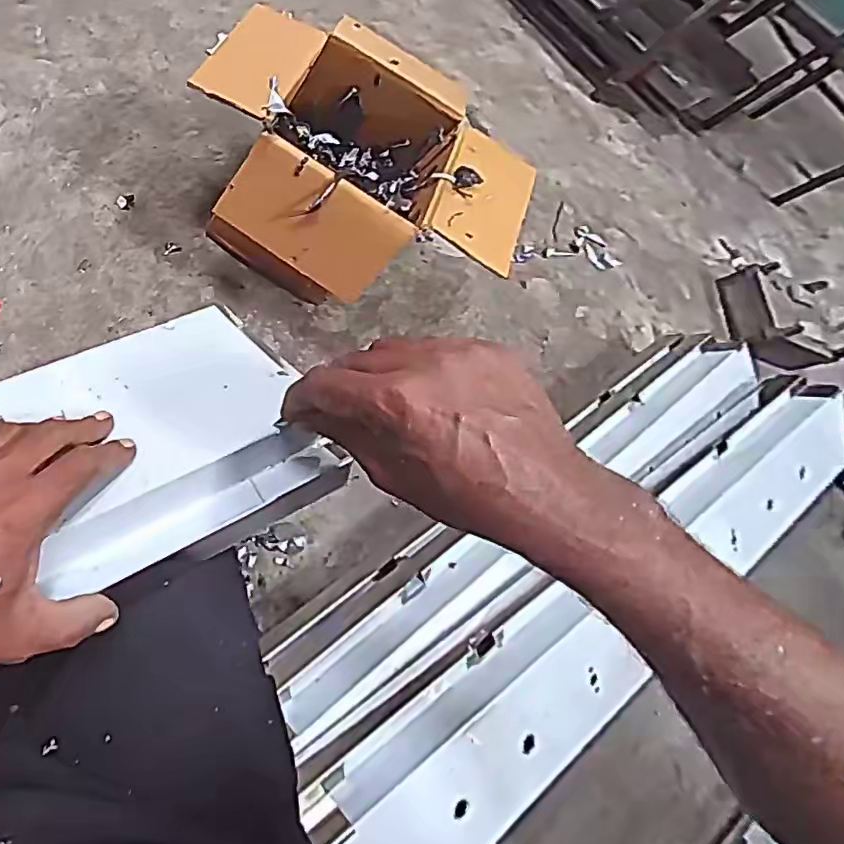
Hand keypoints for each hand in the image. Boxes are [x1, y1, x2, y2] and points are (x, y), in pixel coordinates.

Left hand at [0, 414, 133, 707]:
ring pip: (10, 431)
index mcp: (19, 513)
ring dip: (42, 425)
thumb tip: (100, 613)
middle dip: (82, 429)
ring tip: (59, 426)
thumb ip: (75, 621)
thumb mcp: (20, 633)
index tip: (117, 450)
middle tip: (98, 426)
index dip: (105, 454)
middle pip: (49, 437)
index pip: (77, 466)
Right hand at [281, 338, 651, 567]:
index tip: (300, 405)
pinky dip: (423, 368)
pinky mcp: (484, 350)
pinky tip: (433, 397)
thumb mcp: (395, 475)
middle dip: (340, 385)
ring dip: (380, 373)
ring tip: (392, 404)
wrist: (543, 491)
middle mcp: (425, 366)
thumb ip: (349, 436)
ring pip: (392, 348)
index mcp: (396, 401)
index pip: (324, 382)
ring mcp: (458, 354)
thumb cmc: (480, 495)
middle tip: (340, 408)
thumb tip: (325, 418)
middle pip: (354, 360)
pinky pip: (435, 349)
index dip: (302, 397)